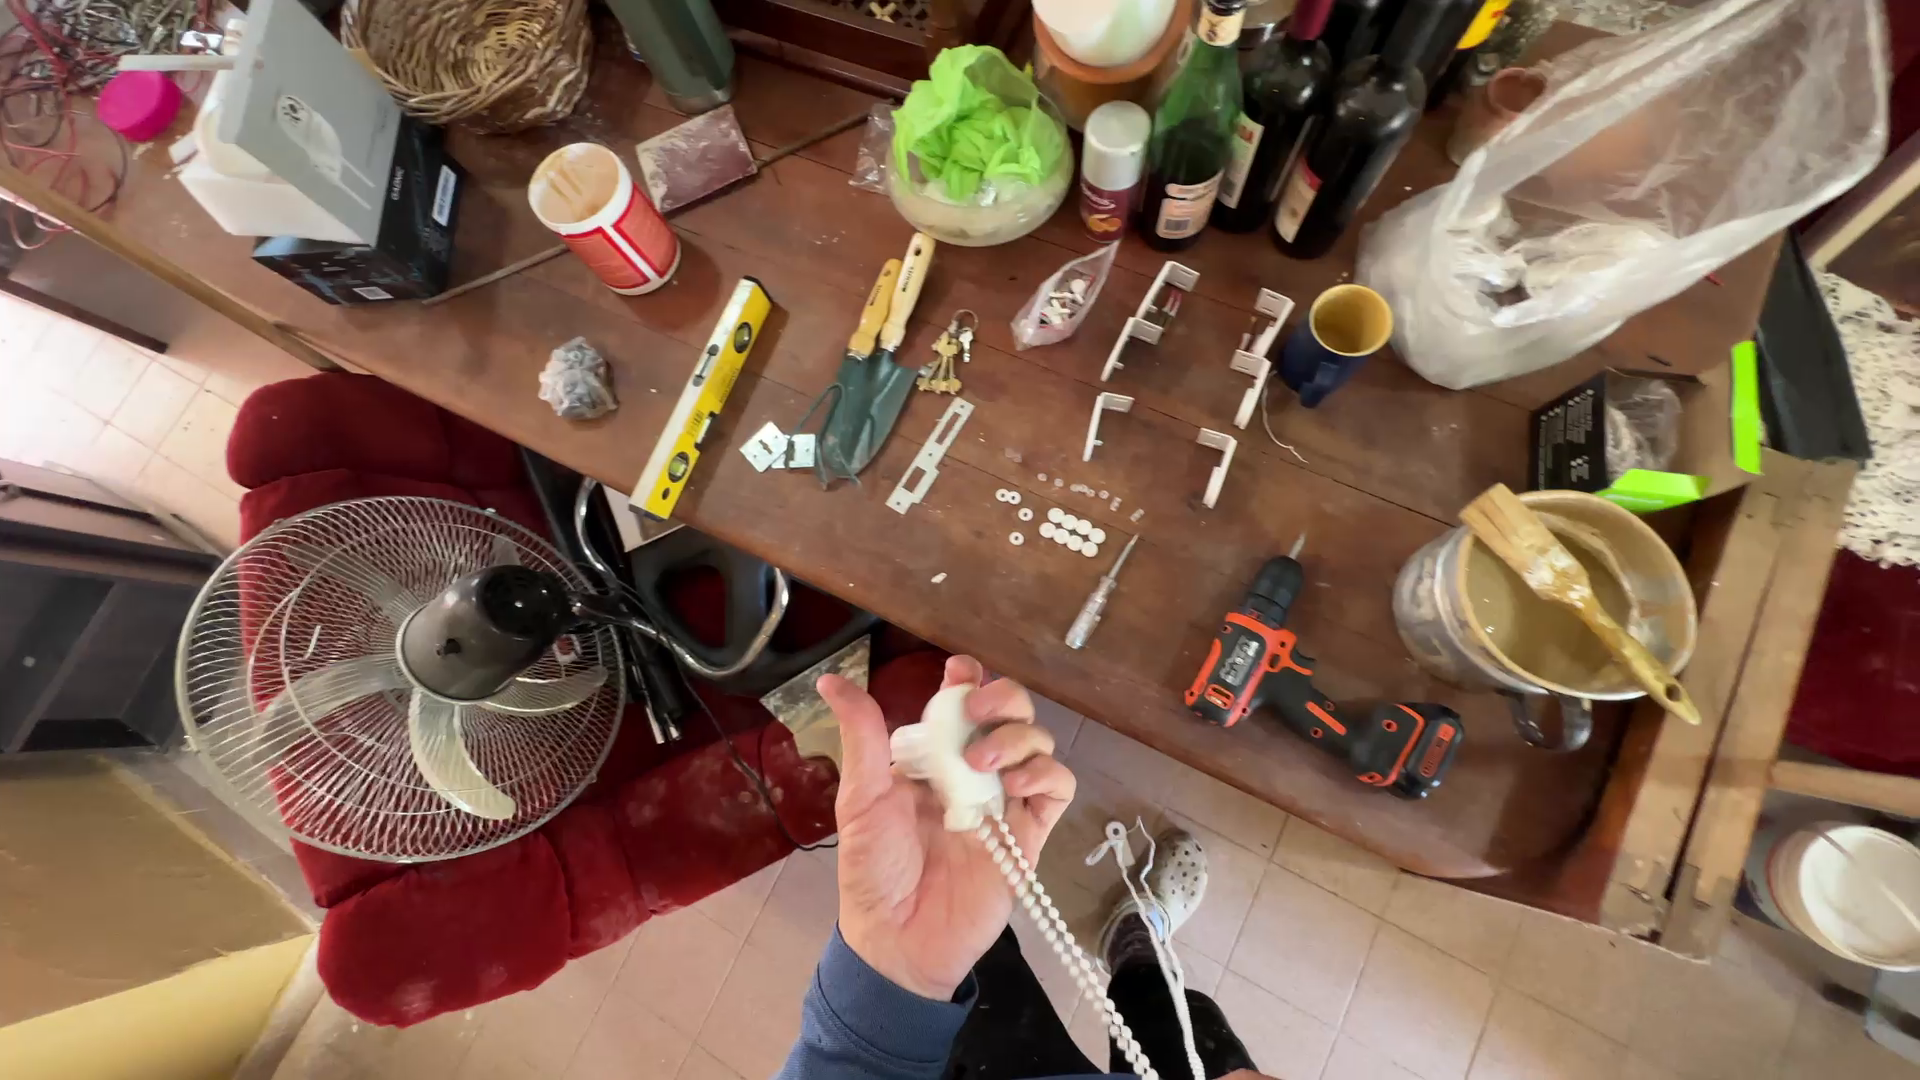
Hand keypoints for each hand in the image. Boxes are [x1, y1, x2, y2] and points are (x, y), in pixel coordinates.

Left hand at [820, 655, 1075, 1000]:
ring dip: (1017, 737)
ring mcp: (1006, 798)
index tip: (961, 672)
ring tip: (981, 762)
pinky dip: (1046, 774)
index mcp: (938, 754)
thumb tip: (830, 682)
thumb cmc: (874, 866)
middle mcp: (976, 768)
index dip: (970, 677)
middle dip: (1003, 697)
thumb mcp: (861, 797)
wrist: (899, 940)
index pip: (966, 698)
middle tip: (976, 712)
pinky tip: (1017, 786)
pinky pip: (1058, 788)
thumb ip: (861, 736)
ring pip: (1038, 741)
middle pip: (1013, 710)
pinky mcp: (1029, 832)